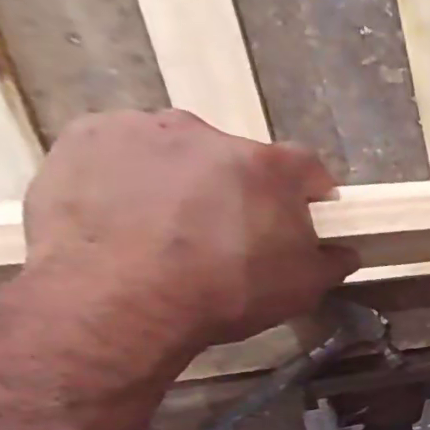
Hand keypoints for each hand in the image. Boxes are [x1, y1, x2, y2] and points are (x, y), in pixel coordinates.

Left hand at [19, 110, 358, 368]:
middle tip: (229, 230)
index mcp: (268, 166)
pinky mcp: (85, 137)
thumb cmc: (225, 293)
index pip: (307, 167)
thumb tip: (344, 251)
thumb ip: (330, 262)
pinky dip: (129, 176)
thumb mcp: (300, 288)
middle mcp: (208, 133)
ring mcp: (141, 129)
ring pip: (178, 150)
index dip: (310, 192)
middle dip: (240, 187)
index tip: (305, 215)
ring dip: (183, 178)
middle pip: (238, 157)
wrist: (118, 300)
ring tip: (168, 225)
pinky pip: (121, 152)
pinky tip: (124, 215)